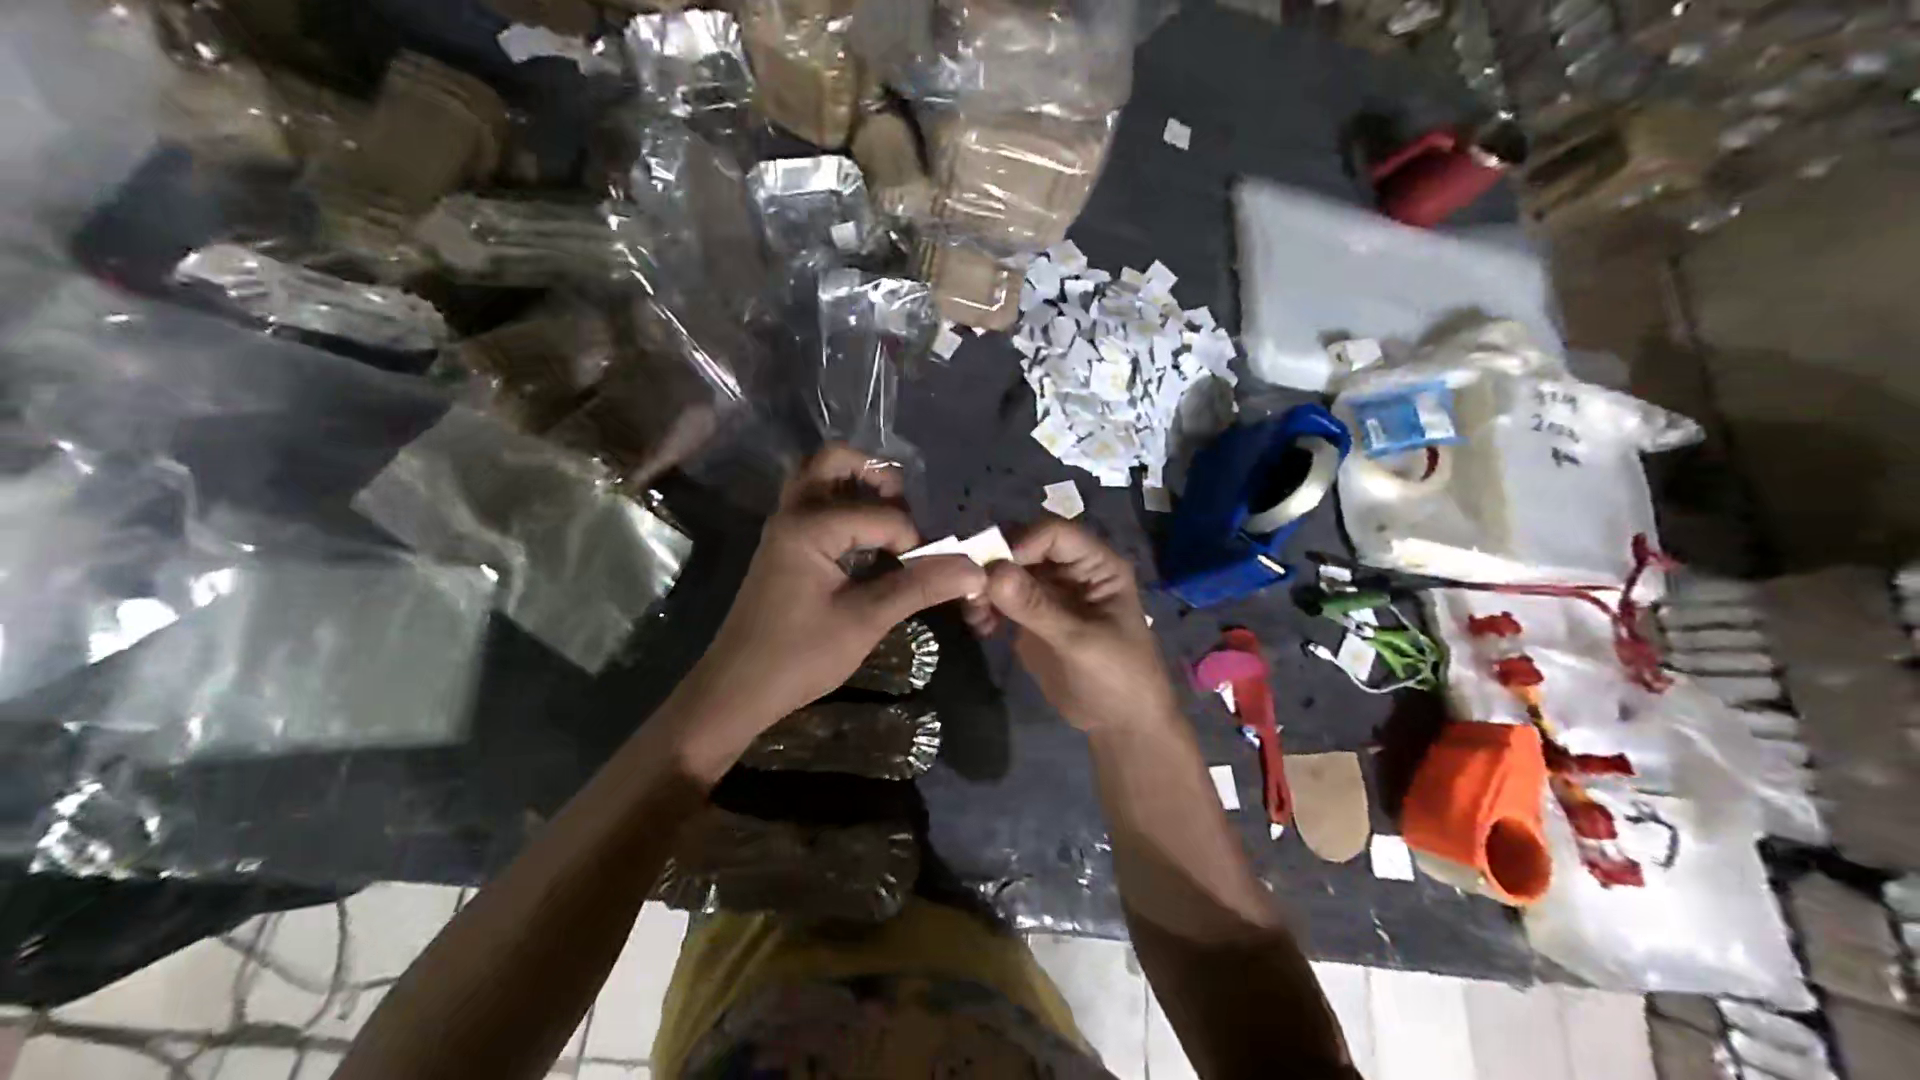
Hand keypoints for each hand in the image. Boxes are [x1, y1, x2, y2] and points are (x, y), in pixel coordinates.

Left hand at [677, 445, 985, 739]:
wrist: (737, 690)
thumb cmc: (799, 656)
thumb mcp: (865, 621)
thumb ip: (919, 588)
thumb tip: (974, 571)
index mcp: (809, 526)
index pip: (882, 514)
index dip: (913, 540)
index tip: (928, 572)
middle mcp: (792, 514)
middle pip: (834, 461)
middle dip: (876, 475)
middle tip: (904, 509)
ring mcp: (783, 528)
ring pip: (820, 480)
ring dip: (857, 486)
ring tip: (891, 522)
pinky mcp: (784, 546)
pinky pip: (814, 505)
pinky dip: (843, 507)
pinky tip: (867, 544)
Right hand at [963, 517, 1177, 732]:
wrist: (1119, 723)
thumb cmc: (1117, 677)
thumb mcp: (1079, 642)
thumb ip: (1037, 607)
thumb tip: (993, 572)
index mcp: (1096, 565)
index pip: (1054, 533)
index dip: (1021, 543)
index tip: (992, 571)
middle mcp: (1070, 570)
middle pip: (1023, 545)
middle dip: (994, 562)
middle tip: (971, 590)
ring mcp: (1048, 591)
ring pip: (1006, 569)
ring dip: (985, 585)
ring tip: (975, 614)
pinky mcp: (1030, 614)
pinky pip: (999, 596)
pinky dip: (984, 605)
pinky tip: (981, 628)